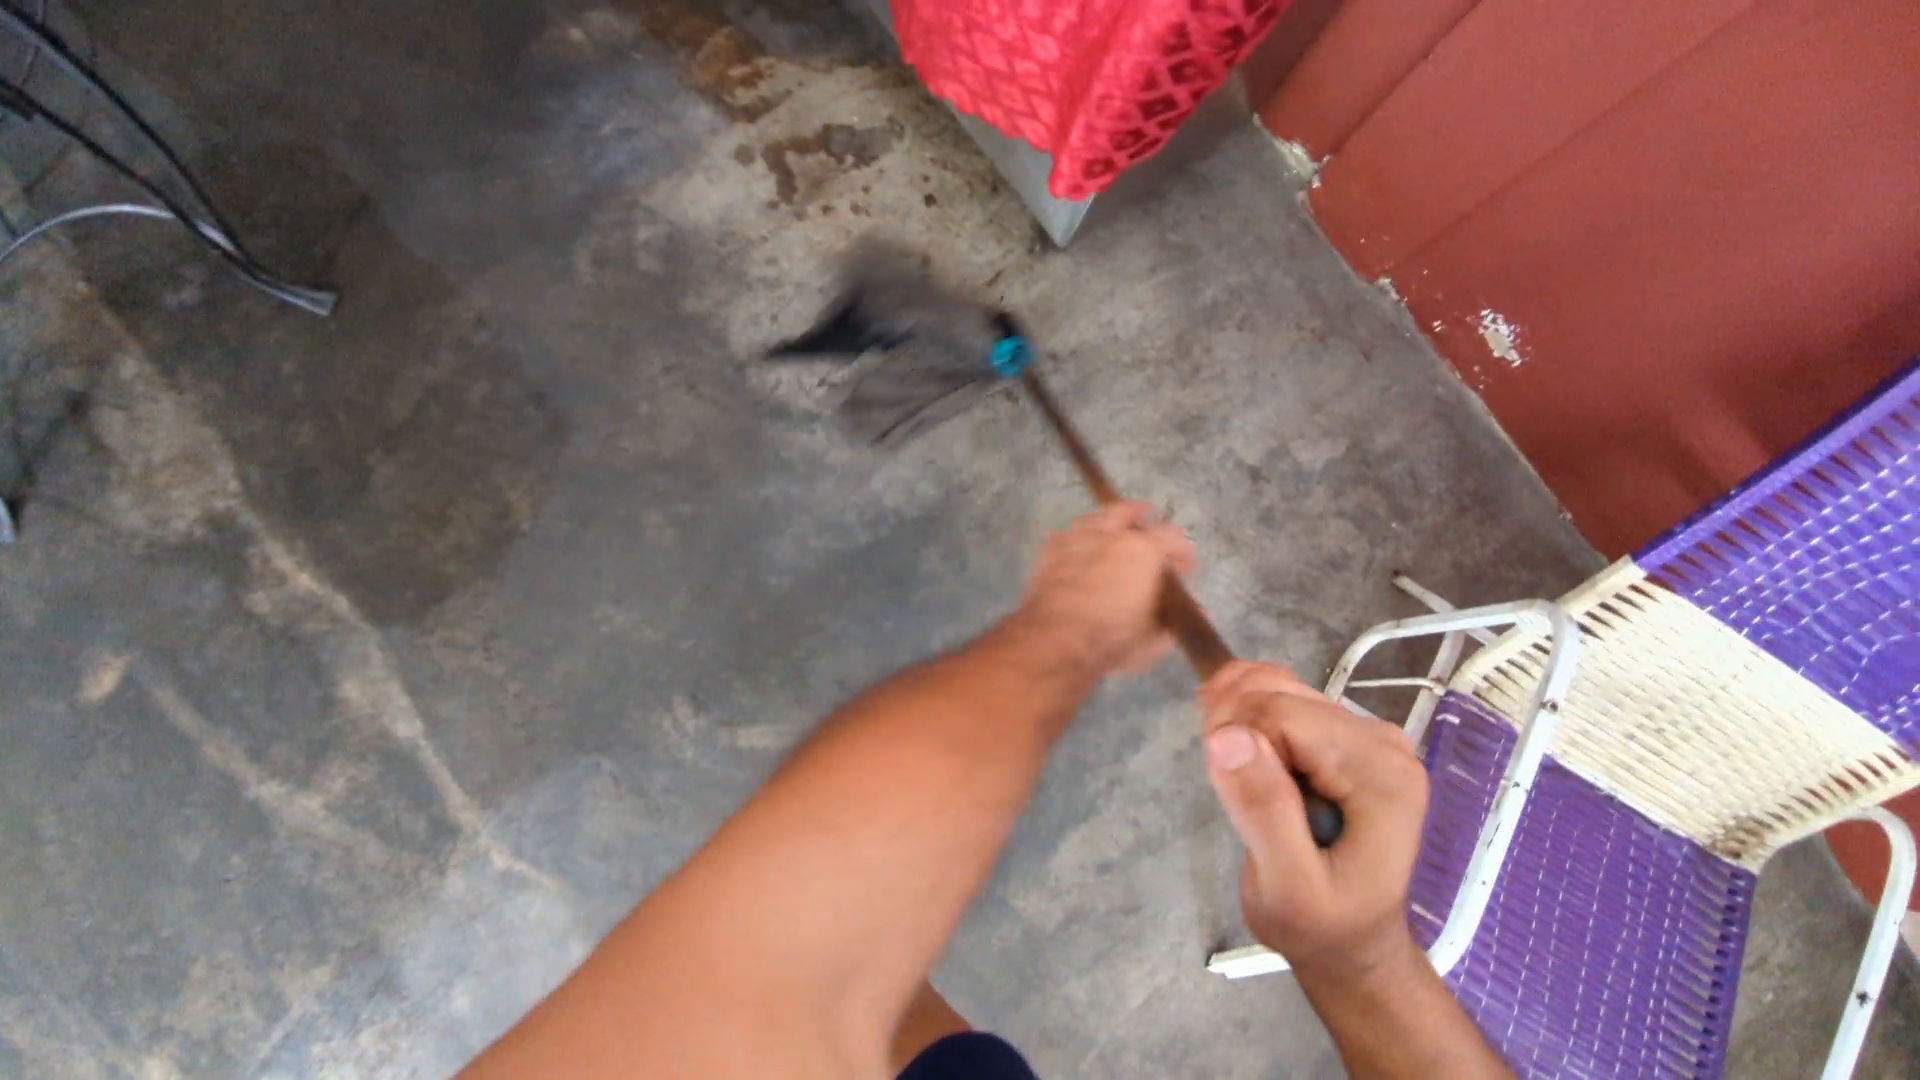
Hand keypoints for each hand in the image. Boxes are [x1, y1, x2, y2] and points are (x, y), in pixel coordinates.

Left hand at [1009, 501, 1195, 677]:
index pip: (1172, 536)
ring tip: (1111, 532)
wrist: (1055, 642)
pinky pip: (1066, 535)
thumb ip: (1175, 619)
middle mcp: (1109, 535)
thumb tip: (1197, 612)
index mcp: (1143, 550)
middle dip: (1142, 515)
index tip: (1185, 569)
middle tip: (1148, 521)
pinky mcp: (1048, 553)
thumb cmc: (1113, 640)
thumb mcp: (1155, 639)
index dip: (1183, 551)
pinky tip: (1079, 550)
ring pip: (1094, 518)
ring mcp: (1075, 540)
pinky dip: (1077, 540)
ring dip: (1107, 523)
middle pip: (1127, 510)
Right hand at [1199, 661, 1428, 984]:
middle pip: (1278, 693)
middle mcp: (1383, 741)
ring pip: (1274, 686)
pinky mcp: (1344, 734)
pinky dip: (1245, 705)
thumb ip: (1263, 811)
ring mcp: (1366, 733)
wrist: (1349, 946)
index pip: (1282, 713)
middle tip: (1222, 782)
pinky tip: (1233, 737)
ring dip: (1234, 715)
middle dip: (1232, 723)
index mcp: (1380, 775)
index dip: (1237, 736)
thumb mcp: (1287, 888)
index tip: (1223, 785)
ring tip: (1230, 769)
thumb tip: (1226, 737)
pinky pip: (1282, 693)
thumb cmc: (1319, 926)